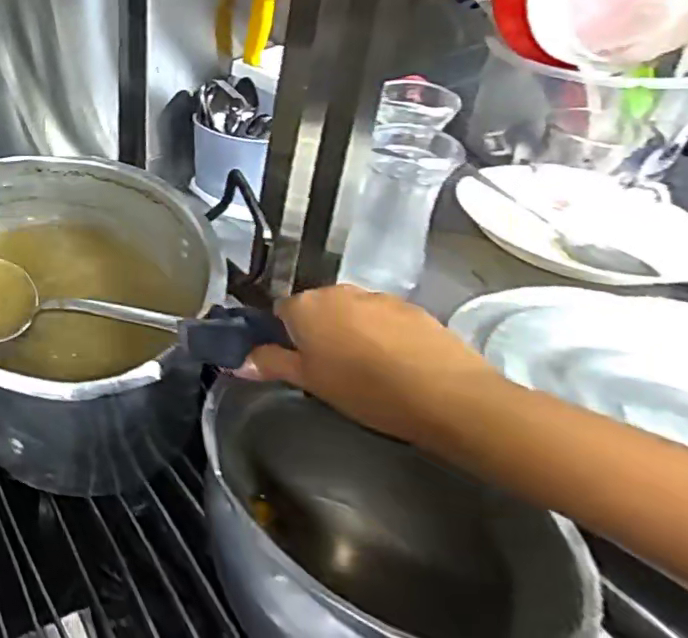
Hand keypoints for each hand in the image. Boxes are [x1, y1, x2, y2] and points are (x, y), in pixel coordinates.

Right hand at [234, 285, 500, 443]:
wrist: (449, 396)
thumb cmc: (367, 390)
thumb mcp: (312, 383)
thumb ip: (272, 364)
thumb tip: (237, 360)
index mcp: (305, 305)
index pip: (281, 312)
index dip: (287, 337)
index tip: (300, 362)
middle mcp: (336, 291)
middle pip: (317, 308)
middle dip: (321, 332)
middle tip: (332, 369)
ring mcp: (377, 296)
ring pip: (352, 312)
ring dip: (353, 332)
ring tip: (369, 370)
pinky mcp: (412, 308)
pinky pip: (385, 318)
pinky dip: (385, 335)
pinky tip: (399, 365)